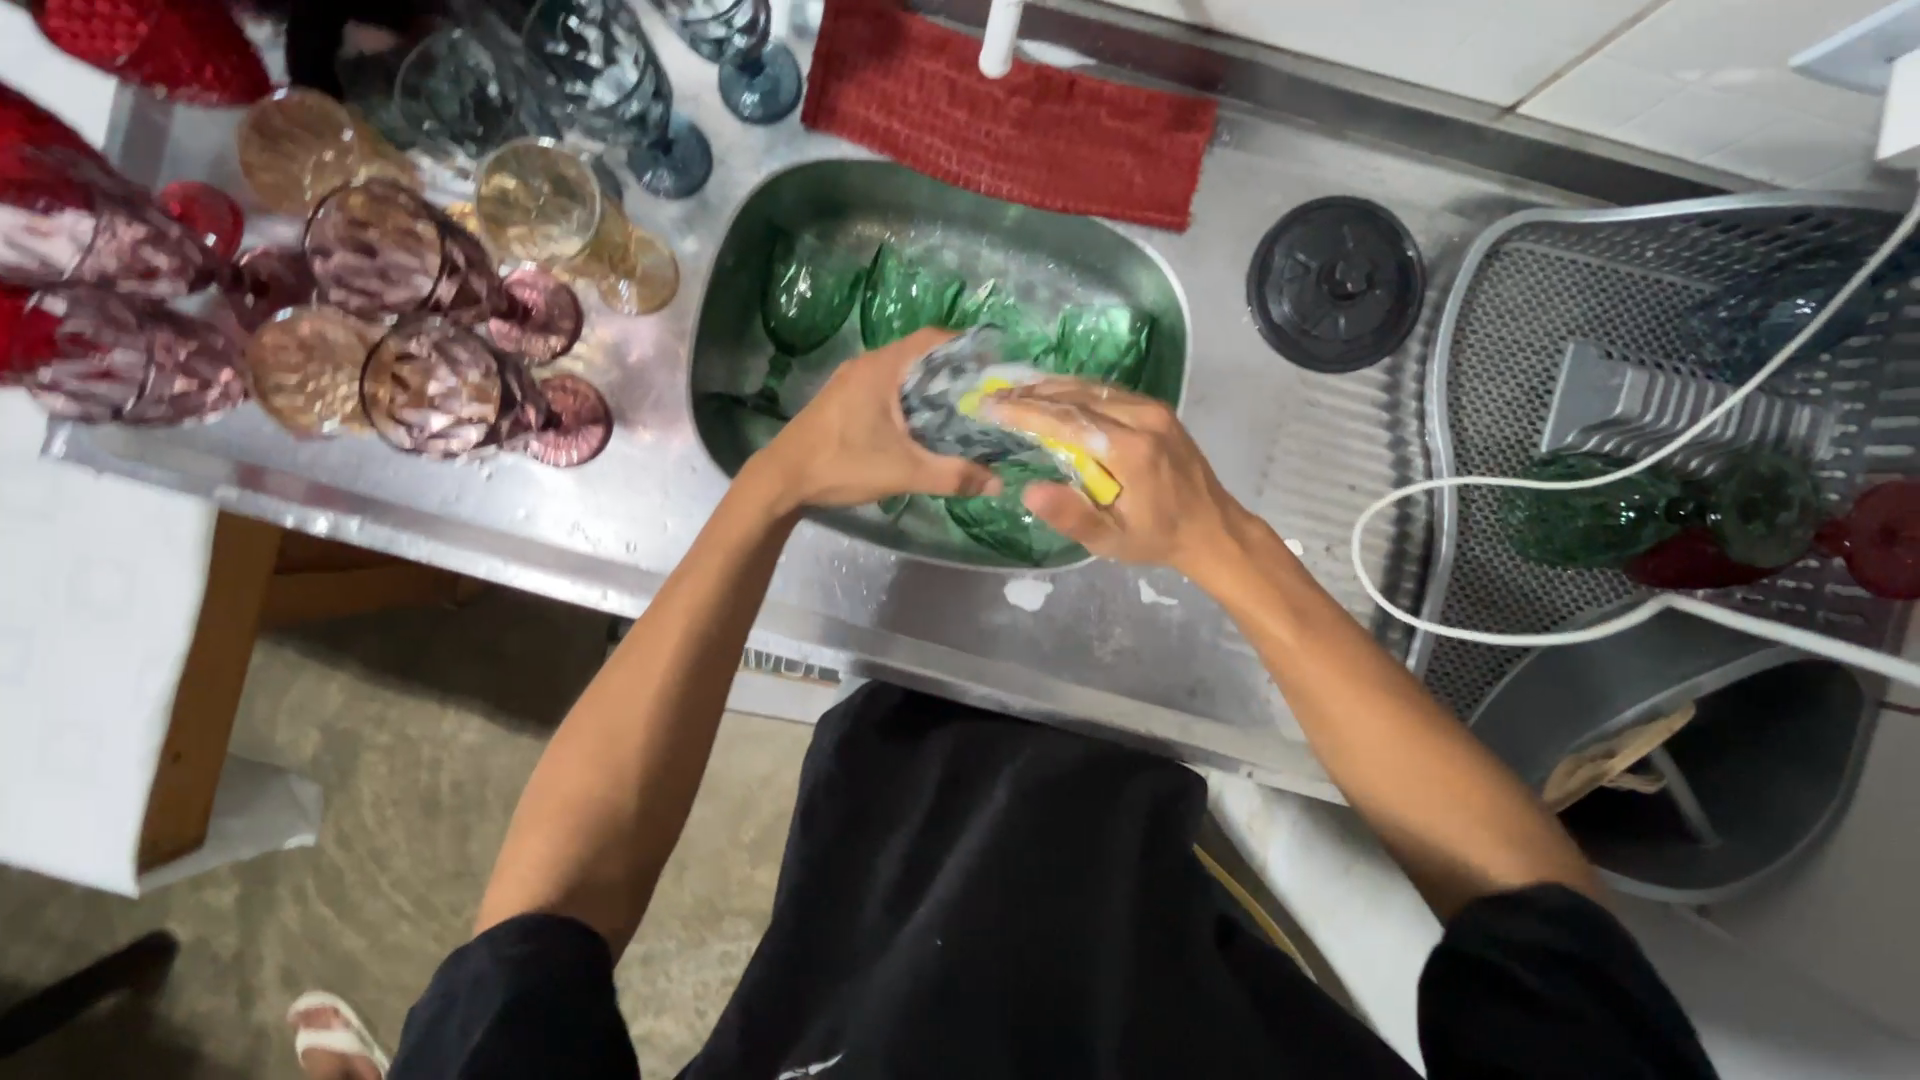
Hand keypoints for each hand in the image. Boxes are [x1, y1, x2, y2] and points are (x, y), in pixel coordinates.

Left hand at [748, 329, 1001, 509]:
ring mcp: (851, 380)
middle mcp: (867, 365)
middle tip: (983, 395)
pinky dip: (910, 398)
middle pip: (921, 355)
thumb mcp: (904, 472)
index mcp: (882, 368)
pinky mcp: (844, 399)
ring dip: (931, 388)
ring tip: (960, 411)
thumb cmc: (841, 465)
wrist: (781, 479)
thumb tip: (997, 482)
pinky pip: (887, 387)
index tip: (992, 368)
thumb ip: (952, 476)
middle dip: (954, 372)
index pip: (933, 338)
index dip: (966, 348)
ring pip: (903, 373)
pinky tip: (923, 425)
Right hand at [985, 379, 1247, 574]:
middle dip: (1032, 395)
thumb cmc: (1157, 539)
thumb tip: (1028, 490)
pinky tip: (1053, 394)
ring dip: (1051, 388)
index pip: (1067, 421)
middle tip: (994, 395)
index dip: (1026, 412)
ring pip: (1092, 389)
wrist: (1212, 528)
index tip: (991, 408)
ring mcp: (1153, 410)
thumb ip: (1071, 515)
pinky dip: (1075, 391)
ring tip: (1014, 391)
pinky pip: (1108, 392)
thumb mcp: (1111, 540)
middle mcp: (1144, 419)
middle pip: (1077, 397)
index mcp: (1132, 451)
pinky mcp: (1157, 409)